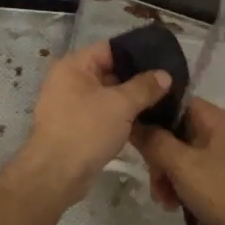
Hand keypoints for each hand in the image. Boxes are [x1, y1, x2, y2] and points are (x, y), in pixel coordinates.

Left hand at [9, 41, 171, 202]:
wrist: (56, 175)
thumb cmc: (86, 130)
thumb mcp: (120, 105)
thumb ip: (145, 87)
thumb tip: (165, 76)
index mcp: (74, 66)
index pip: (110, 49)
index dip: (137, 53)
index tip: (163, 61)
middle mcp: (69, 81)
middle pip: (109, 72)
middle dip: (137, 79)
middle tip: (168, 83)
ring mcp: (71, 106)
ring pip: (108, 96)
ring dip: (131, 100)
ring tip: (162, 102)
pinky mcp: (76, 128)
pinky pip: (102, 115)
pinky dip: (120, 117)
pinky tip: (144, 122)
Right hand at [130, 98, 224, 224]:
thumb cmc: (221, 191)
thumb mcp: (182, 165)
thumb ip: (154, 141)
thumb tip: (133, 122)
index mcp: (211, 118)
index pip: (173, 102)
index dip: (150, 114)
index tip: (131, 133)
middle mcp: (214, 130)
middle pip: (172, 132)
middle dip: (157, 157)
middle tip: (154, 180)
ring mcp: (216, 153)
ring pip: (176, 155)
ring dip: (165, 176)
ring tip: (164, 199)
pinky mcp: (216, 175)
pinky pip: (187, 172)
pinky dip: (177, 186)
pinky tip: (173, 205)